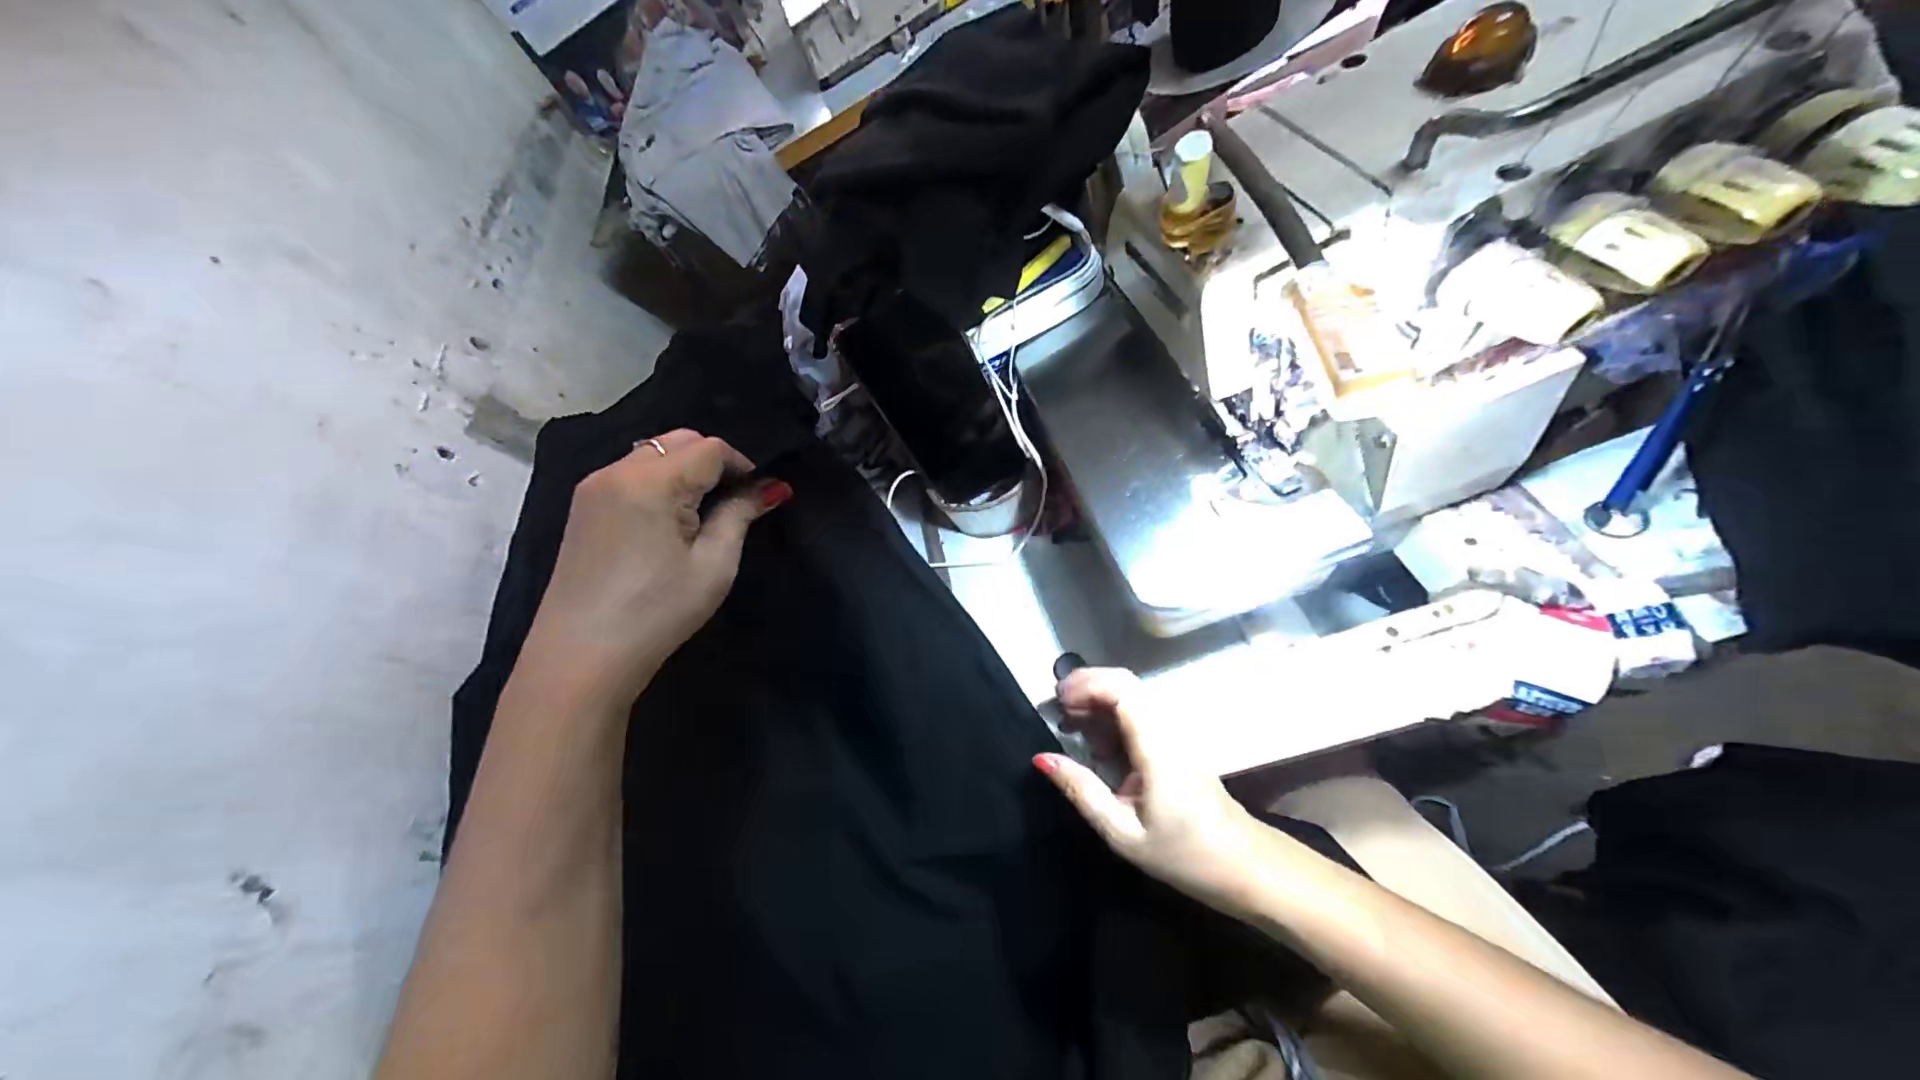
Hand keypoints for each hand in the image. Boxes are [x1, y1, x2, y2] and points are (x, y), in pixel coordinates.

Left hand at [523, 430, 790, 707]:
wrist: (581, 656)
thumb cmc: (657, 612)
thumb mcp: (714, 565)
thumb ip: (741, 515)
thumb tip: (772, 488)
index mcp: (651, 482)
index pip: (710, 448)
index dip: (743, 465)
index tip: (760, 496)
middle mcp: (616, 471)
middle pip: (678, 441)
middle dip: (714, 462)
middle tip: (735, 503)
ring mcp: (593, 487)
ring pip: (653, 453)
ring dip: (685, 470)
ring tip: (704, 512)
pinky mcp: (582, 506)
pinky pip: (630, 472)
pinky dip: (659, 481)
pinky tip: (669, 519)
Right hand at [1035, 668, 1267, 916]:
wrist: (1243, 865)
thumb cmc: (1183, 854)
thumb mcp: (1122, 833)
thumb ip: (1081, 791)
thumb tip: (1042, 758)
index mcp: (1158, 749)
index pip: (1123, 691)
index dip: (1087, 684)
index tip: (1057, 702)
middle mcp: (1169, 730)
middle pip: (1126, 683)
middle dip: (1086, 686)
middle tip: (1058, 711)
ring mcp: (1175, 733)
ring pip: (1132, 694)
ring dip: (1097, 699)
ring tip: (1069, 725)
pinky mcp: (1175, 742)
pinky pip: (1139, 712)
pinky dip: (1111, 715)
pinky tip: (1095, 743)